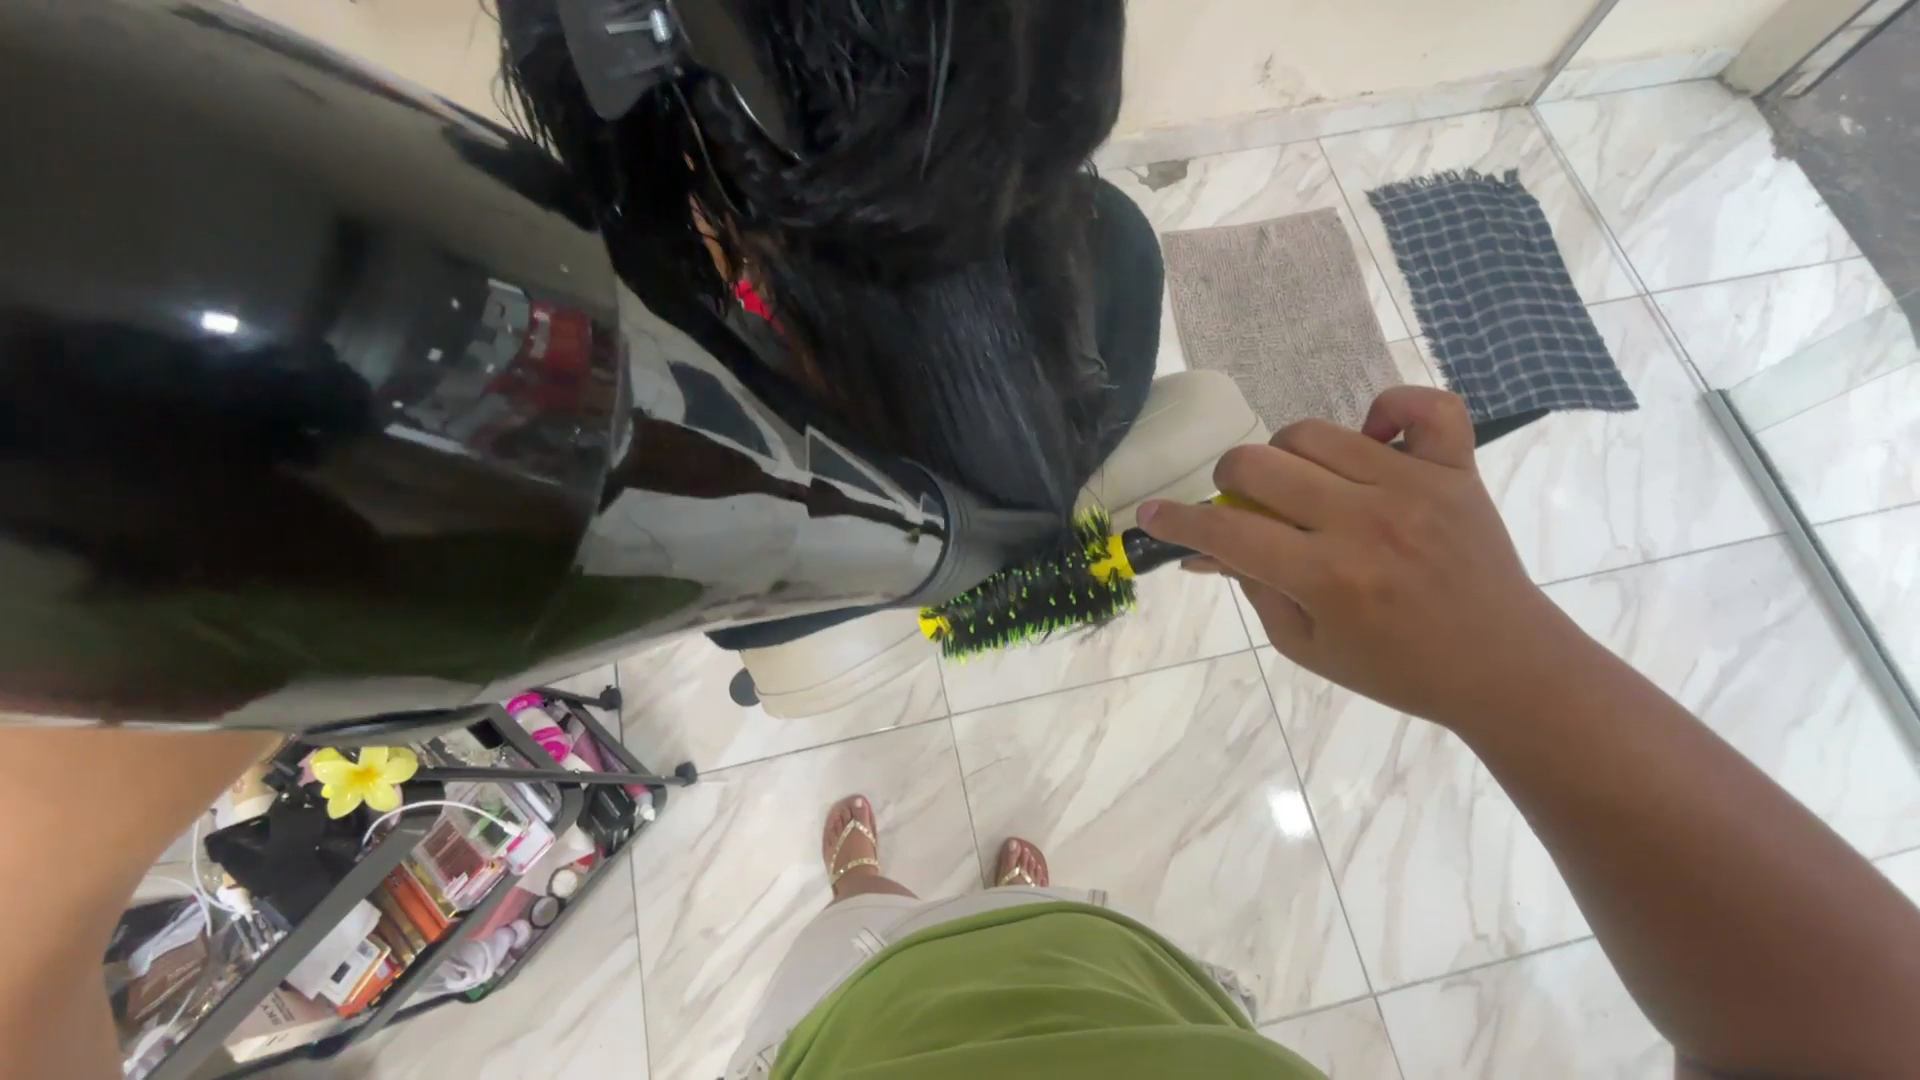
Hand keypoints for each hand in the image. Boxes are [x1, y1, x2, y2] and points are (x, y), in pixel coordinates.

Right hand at [1138, 387, 1590, 730]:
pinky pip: (1421, 405)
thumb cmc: (1395, 669)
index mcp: (1327, 577)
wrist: (1506, 669)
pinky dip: (1387, 409)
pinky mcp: (1456, 469)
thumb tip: (1205, 546)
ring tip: (1302, 486)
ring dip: (1285, 456)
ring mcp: (1414, 487)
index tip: (1152, 515)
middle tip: (1241, 504)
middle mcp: (1365, 521)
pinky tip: (1371, 440)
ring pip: (1312, 433)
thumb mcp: (1304, 646)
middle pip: (1258, 463)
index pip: (1226, 529)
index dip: (1177, 520)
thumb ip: (1252, 586)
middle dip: (1227, 480)